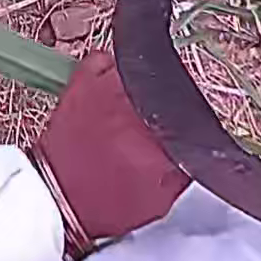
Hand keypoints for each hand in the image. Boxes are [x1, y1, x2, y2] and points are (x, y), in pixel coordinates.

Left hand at [31, 51, 188, 245]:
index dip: (194, 118)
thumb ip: (186, 167)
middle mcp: (130, 106)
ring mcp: (102, 87)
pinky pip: (105, 59)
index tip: (193, 123)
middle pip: (165, 87)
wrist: (60, 192)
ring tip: (143, 100)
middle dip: (172, 99)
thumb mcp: (161, 197)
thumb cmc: (108, 201)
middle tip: (167, 115)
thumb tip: (201, 143)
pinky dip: (114, 67)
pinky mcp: (81, 80)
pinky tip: (117, 83)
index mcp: (154, 140)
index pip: (189, 115)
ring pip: (137, 69)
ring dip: (145, 82)